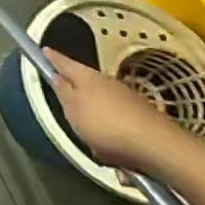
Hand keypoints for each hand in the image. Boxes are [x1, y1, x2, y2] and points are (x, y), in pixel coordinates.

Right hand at [42, 47, 191, 172]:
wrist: (159, 147)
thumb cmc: (106, 126)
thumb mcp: (73, 110)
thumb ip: (62, 92)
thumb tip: (57, 76)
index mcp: (86, 77)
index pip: (64, 62)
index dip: (53, 58)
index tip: (45, 50)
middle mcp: (107, 83)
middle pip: (85, 84)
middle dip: (77, 94)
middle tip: (68, 109)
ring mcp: (127, 99)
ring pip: (103, 105)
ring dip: (97, 120)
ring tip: (95, 144)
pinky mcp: (142, 117)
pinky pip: (119, 123)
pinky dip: (114, 134)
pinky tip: (115, 154)